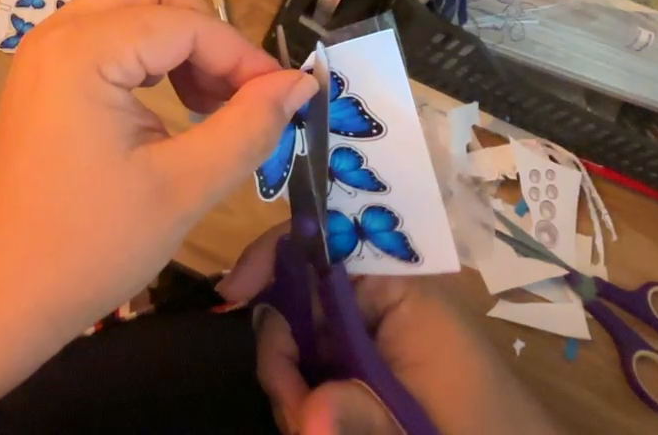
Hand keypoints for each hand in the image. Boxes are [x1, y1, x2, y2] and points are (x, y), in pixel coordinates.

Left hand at [0, 0, 317, 337]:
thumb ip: (248, 126)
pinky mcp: (43, 75)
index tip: (283, 98)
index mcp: (83, 49)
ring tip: (210, 103)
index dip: (242, 56)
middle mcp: (58, 32)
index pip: (185, 24)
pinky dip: (147, 55)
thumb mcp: (183, 187)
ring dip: (178, 42)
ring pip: (130, 10)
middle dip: (206, 35)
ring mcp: (44, 51)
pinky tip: (171, 103)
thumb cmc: (90, 246)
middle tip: (238, 94)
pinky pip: (107, 37)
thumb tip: (299, 83)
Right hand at [220, 228, 560, 434]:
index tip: (233, 295)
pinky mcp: (361, 377)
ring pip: (297, 343)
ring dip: (291, 389)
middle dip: (279, 350)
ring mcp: (364, 341)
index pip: (320, 240)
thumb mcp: (424, 426)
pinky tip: (317, 426)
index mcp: (395, 288)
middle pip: (295, 298)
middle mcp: (373, 302)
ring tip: (312, 430)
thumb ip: (366, 418)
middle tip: (293, 411)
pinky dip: (307, 403)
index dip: (271, 256)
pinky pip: (314, 374)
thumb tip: (309, 419)